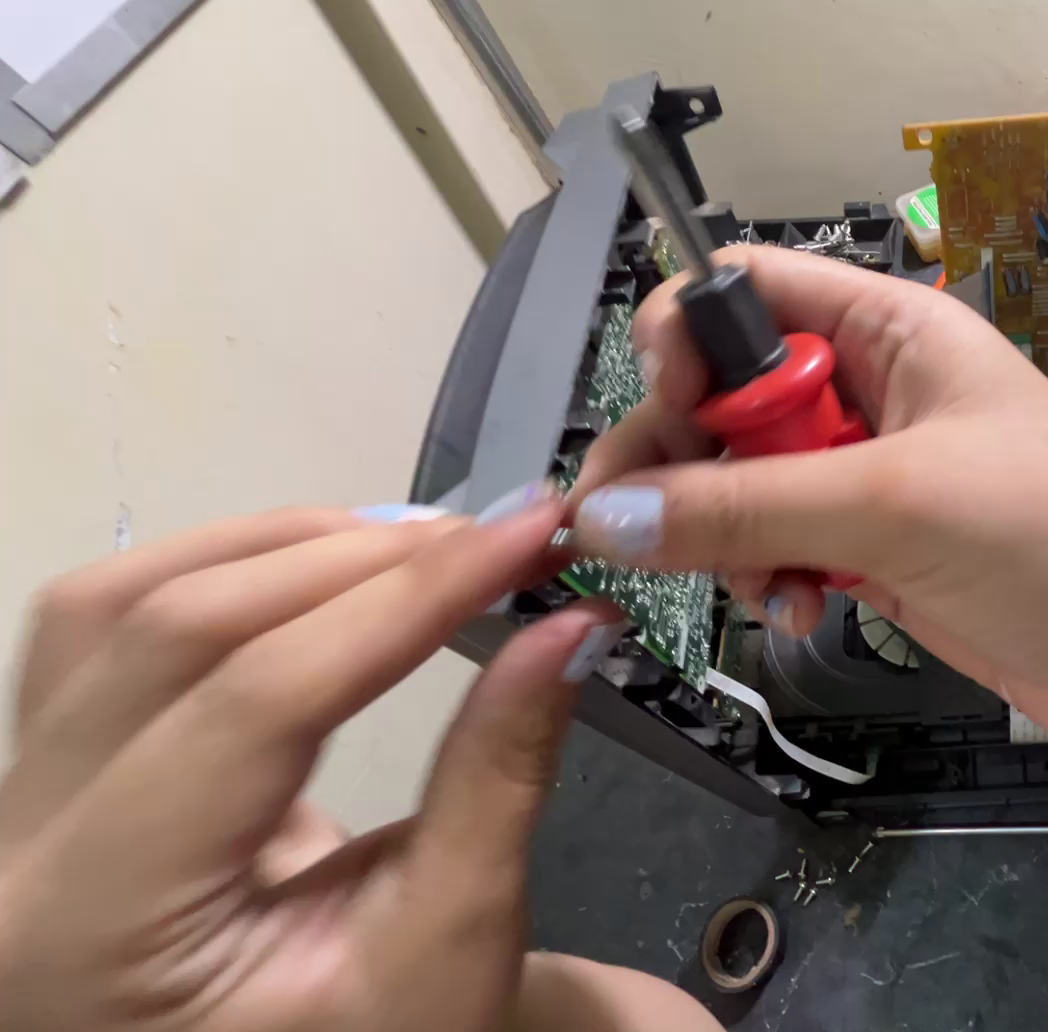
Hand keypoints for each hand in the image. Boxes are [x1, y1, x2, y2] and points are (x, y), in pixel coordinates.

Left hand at [0, 497, 622, 1031]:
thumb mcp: (455, 928)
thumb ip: (504, 765)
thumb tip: (577, 623)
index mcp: (92, 926)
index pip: (264, 696)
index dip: (419, 594)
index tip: (537, 532)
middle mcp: (0, 855)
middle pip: (174, 627)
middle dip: (371, 558)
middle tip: (512, 535)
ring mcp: (9, 809)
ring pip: (118, 603)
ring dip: (293, 545)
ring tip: (435, 540)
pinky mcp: (55, 780)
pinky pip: (111, 627)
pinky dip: (237, 565)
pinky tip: (339, 563)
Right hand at [571, 246, 1047, 738]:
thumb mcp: (895, 504)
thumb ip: (746, 506)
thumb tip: (604, 515)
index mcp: (892, 330)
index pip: (752, 288)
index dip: (688, 336)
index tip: (664, 409)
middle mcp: (873, 391)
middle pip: (730, 394)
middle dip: (684, 459)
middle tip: (637, 524)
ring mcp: (869, 473)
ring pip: (744, 480)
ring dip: (724, 534)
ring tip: (752, 585)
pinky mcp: (870, 543)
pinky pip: (779, 543)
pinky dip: (768, 576)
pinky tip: (795, 611)